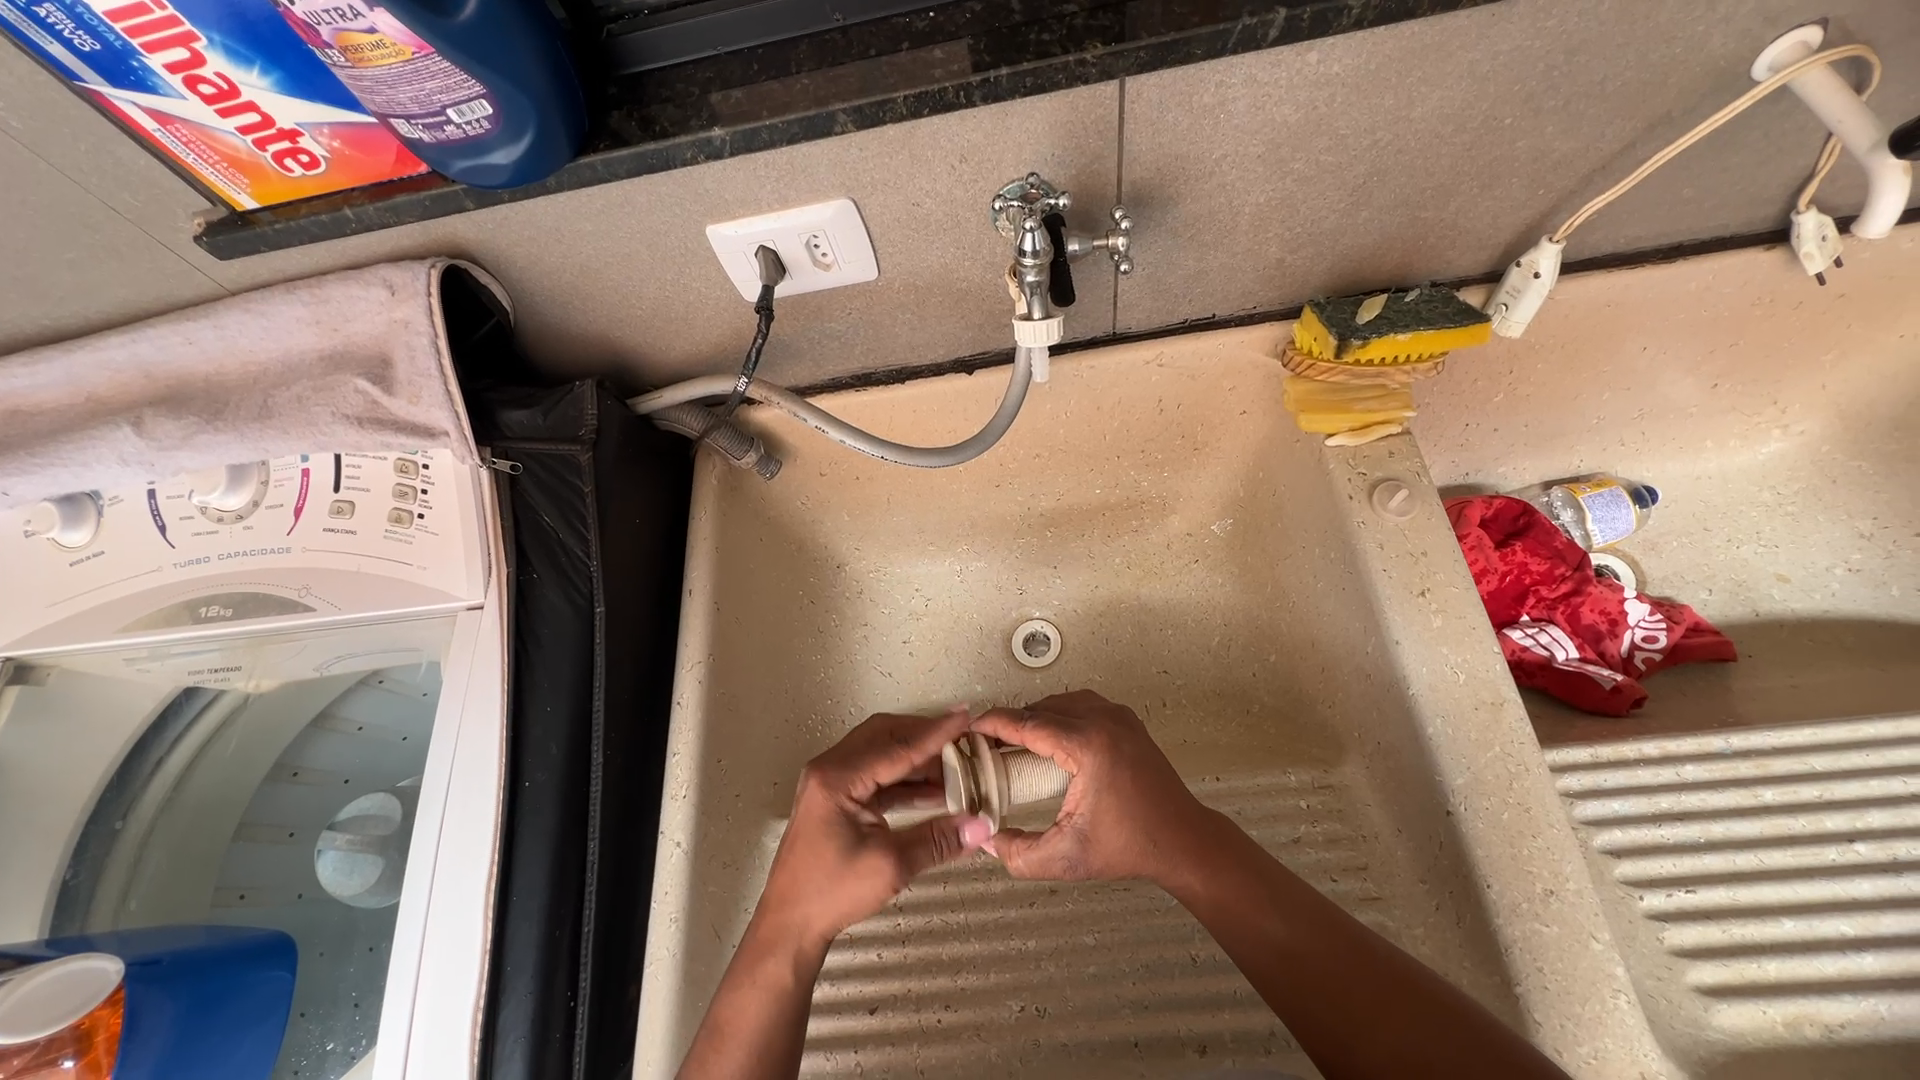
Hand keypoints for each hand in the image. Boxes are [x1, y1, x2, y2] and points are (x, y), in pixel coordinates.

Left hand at [755, 707, 994, 949]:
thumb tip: (978, 825)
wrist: (791, 923)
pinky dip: (905, 777)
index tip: (964, 718)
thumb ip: (938, 840)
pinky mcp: (837, 797)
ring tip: (955, 767)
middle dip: (926, 737)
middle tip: (963, 741)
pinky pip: (876, 773)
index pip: (897, 746)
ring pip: (881, 751)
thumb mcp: (891, 865)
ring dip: (917, 757)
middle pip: (886, 736)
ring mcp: (831, 782)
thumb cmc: (828, 893)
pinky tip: (933, 791)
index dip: (935, 733)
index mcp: (837, 778)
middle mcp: (830, 770)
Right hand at [970, 689, 1212, 884]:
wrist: (1181, 840)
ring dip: (1034, 717)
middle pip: (1040, 708)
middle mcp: (1104, 721)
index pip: (1027, 722)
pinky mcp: (1127, 722)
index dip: (992, 723)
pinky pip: (1081, 705)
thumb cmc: (1130, 846)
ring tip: (1014, 744)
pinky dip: (1059, 715)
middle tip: (988, 745)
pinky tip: (1048, 740)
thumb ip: (1017, 853)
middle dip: (1010, 722)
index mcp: (1087, 745)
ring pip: (1061, 702)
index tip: (970, 730)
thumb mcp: (1064, 858)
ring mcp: (1119, 717)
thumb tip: (986, 839)